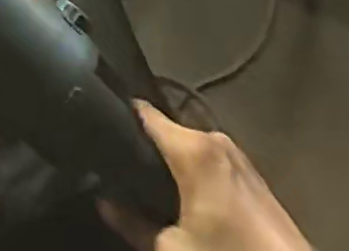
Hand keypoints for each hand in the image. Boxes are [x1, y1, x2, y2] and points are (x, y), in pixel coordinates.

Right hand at [98, 102, 310, 250]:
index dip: (119, 116)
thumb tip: (104, 201)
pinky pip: (208, 160)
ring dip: (168, 163)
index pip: (144, 113)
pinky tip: (181, 200)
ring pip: (188, 147)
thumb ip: (133, 223)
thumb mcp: (172, 249)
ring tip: (146, 188)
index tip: (99, 125)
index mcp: (193, 148)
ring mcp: (235, 153)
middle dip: (143, 148)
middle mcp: (213, 138)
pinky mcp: (249, 172)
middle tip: (118, 169)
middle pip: (166, 131)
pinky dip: (191, 173)